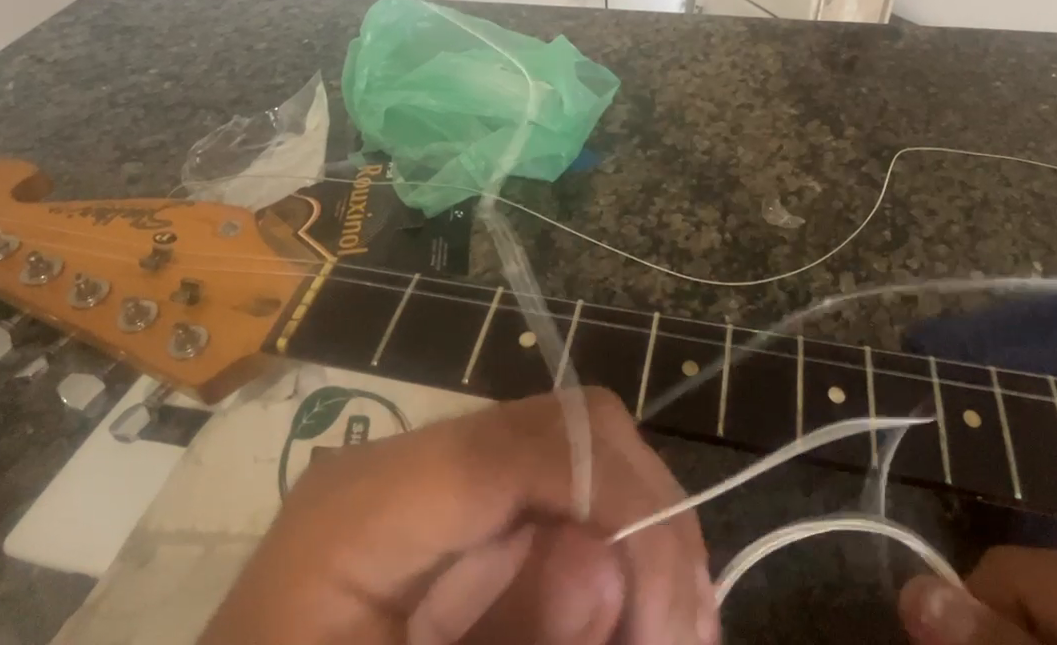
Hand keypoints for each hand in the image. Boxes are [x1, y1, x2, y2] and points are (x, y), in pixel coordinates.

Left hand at [200, 389, 714, 644]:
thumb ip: (505, 632)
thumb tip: (604, 562)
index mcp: (370, 501)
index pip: (526, 449)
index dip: (624, 512)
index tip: (670, 625)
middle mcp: (410, 462)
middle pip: (569, 432)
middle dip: (647, 522)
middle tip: (685, 634)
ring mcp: (436, 480)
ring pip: (580, 454)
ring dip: (644, 535)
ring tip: (671, 627)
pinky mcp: (457, 512)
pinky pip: (559, 496)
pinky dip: (613, 549)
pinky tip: (632, 613)